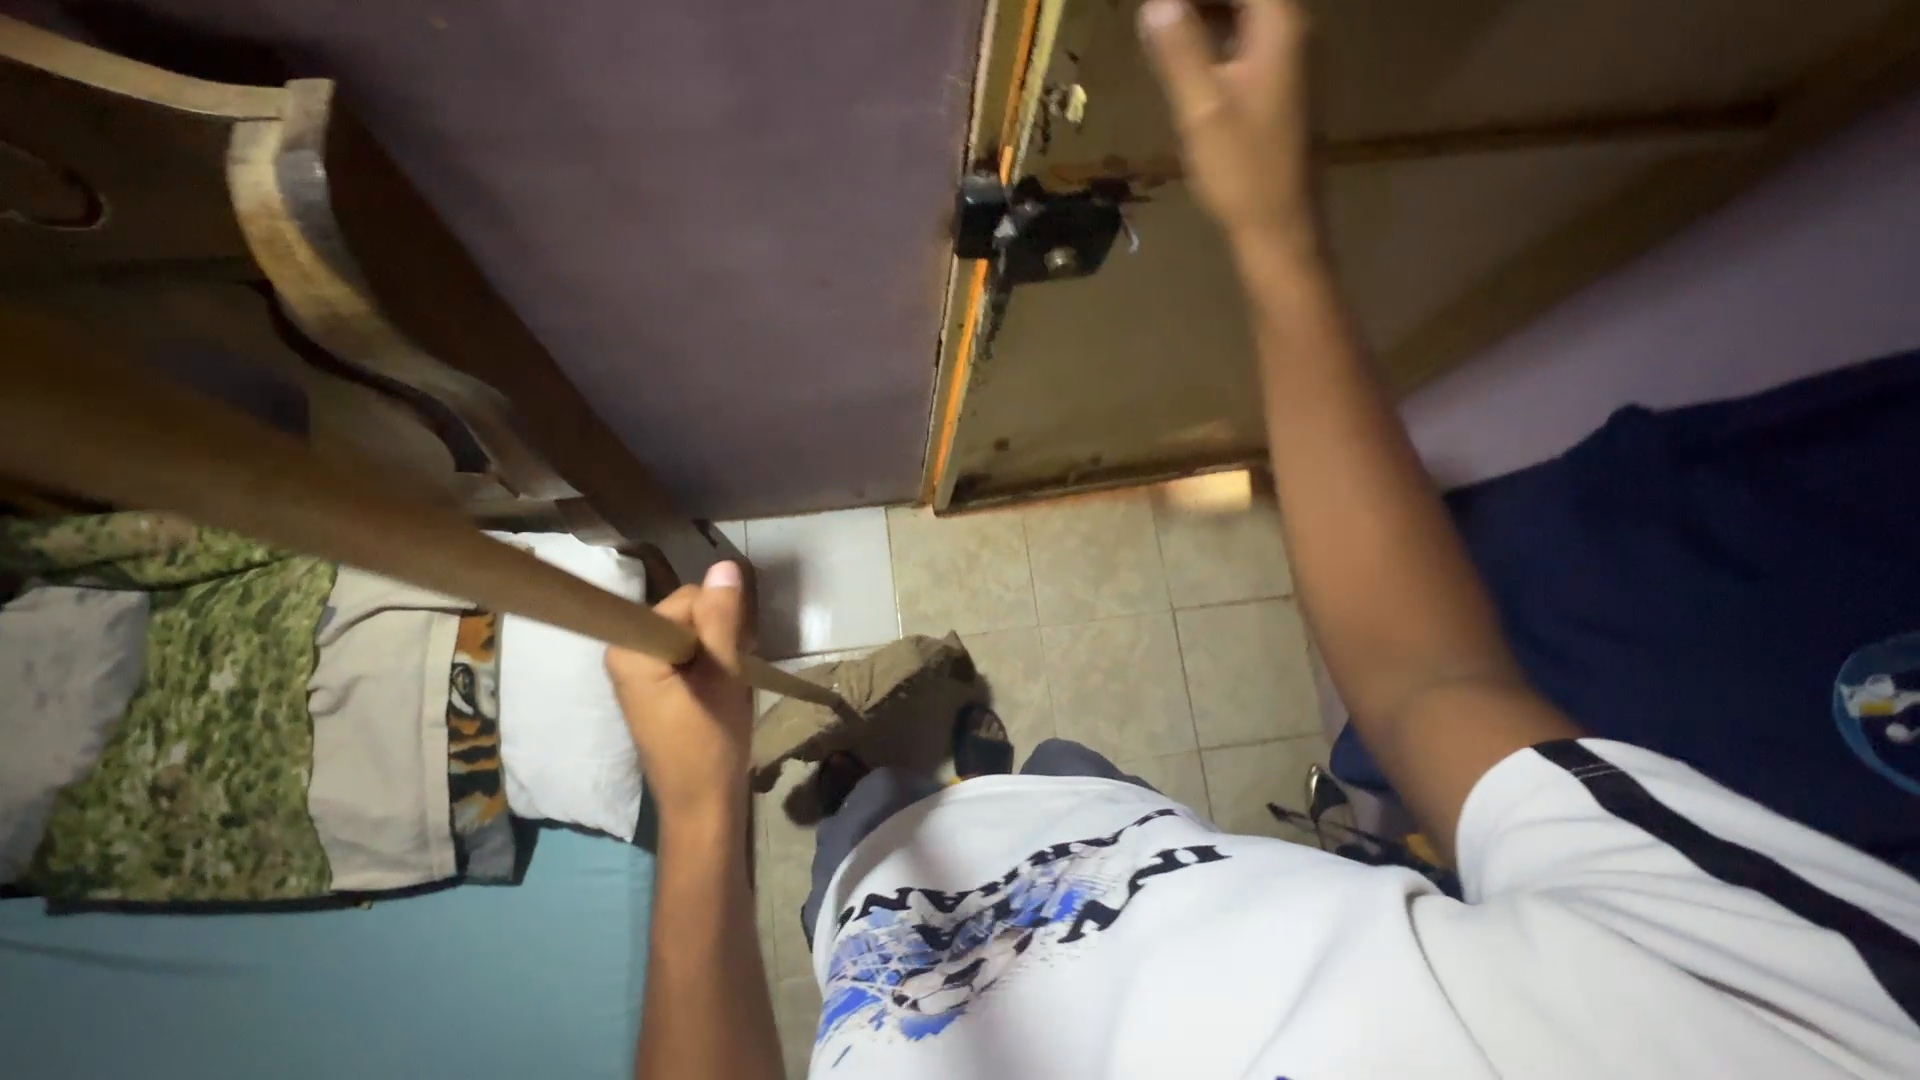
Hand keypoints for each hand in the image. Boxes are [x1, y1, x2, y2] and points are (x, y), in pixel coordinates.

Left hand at [606, 561, 753, 823]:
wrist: (703, 803)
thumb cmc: (709, 742)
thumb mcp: (722, 676)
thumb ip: (722, 620)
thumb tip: (726, 567)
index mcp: (630, 647)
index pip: (687, 600)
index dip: (720, 619)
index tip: (737, 652)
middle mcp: (625, 651)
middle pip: (687, 612)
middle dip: (721, 632)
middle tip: (736, 670)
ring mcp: (637, 669)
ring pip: (693, 631)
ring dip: (720, 648)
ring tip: (730, 681)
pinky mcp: (653, 684)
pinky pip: (688, 651)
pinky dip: (711, 661)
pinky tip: (722, 685)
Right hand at [1138, 0, 1313, 244]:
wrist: (1279, 225)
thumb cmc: (1241, 170)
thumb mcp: (1201, 108)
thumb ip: (1179, 50)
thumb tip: (1156, 3)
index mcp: (1279, 26)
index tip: (1158, 5)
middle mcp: (1294, 32)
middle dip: (1200, 1)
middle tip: (1158, 14)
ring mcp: (1292, 60)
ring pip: (1248, 13)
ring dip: (1208, 11)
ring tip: (1166, 22)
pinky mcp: (1283, 86)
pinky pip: (1249, 39)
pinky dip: (1219, 33)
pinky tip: (1189, 52)